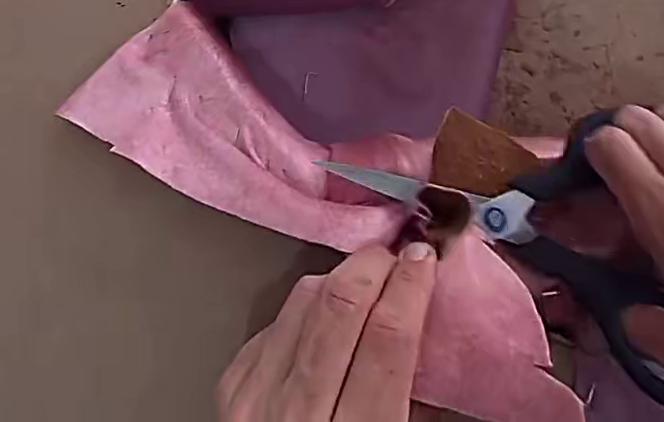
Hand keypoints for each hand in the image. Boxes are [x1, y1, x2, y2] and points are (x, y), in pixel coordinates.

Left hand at [218, 244, 437, 421]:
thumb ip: (417, 390)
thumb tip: (433, 311)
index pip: (387, 338)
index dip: (410, 285)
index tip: (423, 258)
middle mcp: (299, 419)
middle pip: (340, 306)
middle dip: (374, 265)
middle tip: (394, 258)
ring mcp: (255, 404)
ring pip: (306, 299)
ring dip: (342, 277)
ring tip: (365, 280)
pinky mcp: (231, 392)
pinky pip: (276, 319)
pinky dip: (306, 305)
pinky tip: (324, 316)